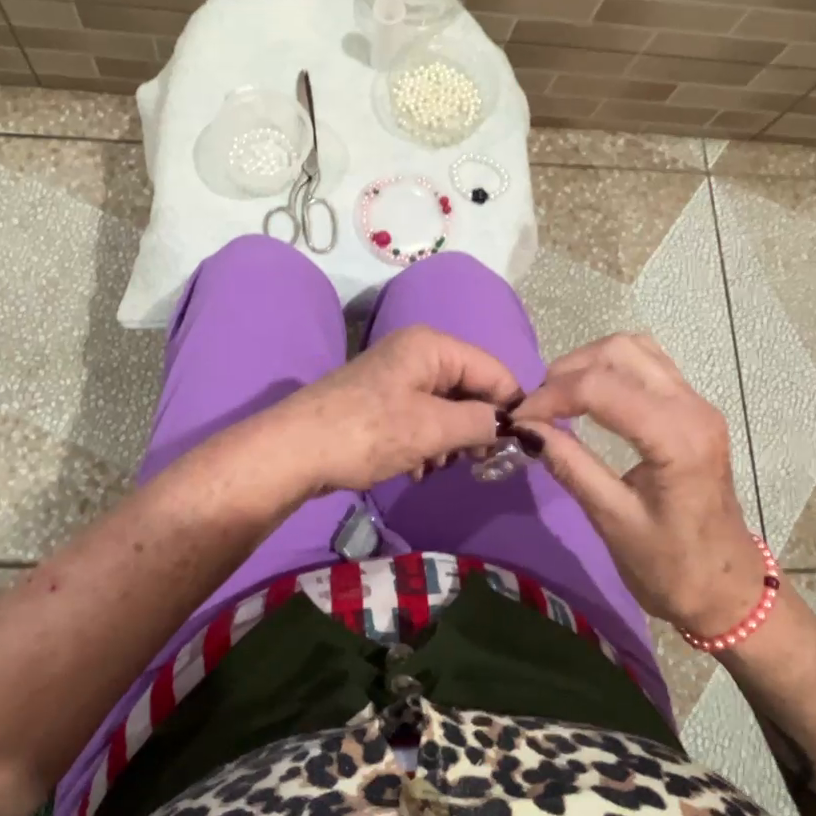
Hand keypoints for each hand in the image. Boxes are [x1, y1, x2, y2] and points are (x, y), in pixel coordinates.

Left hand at [267, 326, 521, 494]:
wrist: (294, 452)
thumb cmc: (368, 433)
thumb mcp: (433, 428)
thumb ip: (481, 422)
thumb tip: (513, 424)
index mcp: (432, 346)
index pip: (494, 370)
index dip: (512, 407)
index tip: (521, 446)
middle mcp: (415, 353)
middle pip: (470, 388)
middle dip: (475, 427)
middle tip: (474, 463)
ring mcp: (395, 377)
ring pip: (446, 408)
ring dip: (448, 442)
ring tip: (432, 467)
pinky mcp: (379, 402)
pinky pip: (420, 420)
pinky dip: (424, 444)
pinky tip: (413, 469)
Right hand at [513, 333, 765, 636]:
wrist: (728, 592)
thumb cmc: (672, 567)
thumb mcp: (612, 520)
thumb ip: (570, 465)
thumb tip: (525, 428)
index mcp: (676, 439)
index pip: (600, 388)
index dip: (551, 396)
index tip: (519, 418)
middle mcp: (692, 408)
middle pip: (618, 353)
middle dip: (568, 371)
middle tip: (538, 406)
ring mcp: (697, 404)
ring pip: (634, 349)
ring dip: (589, 362)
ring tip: (559, 396)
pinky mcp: (694, 409)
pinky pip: (648, 364)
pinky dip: (611, 368)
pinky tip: (590, 397)